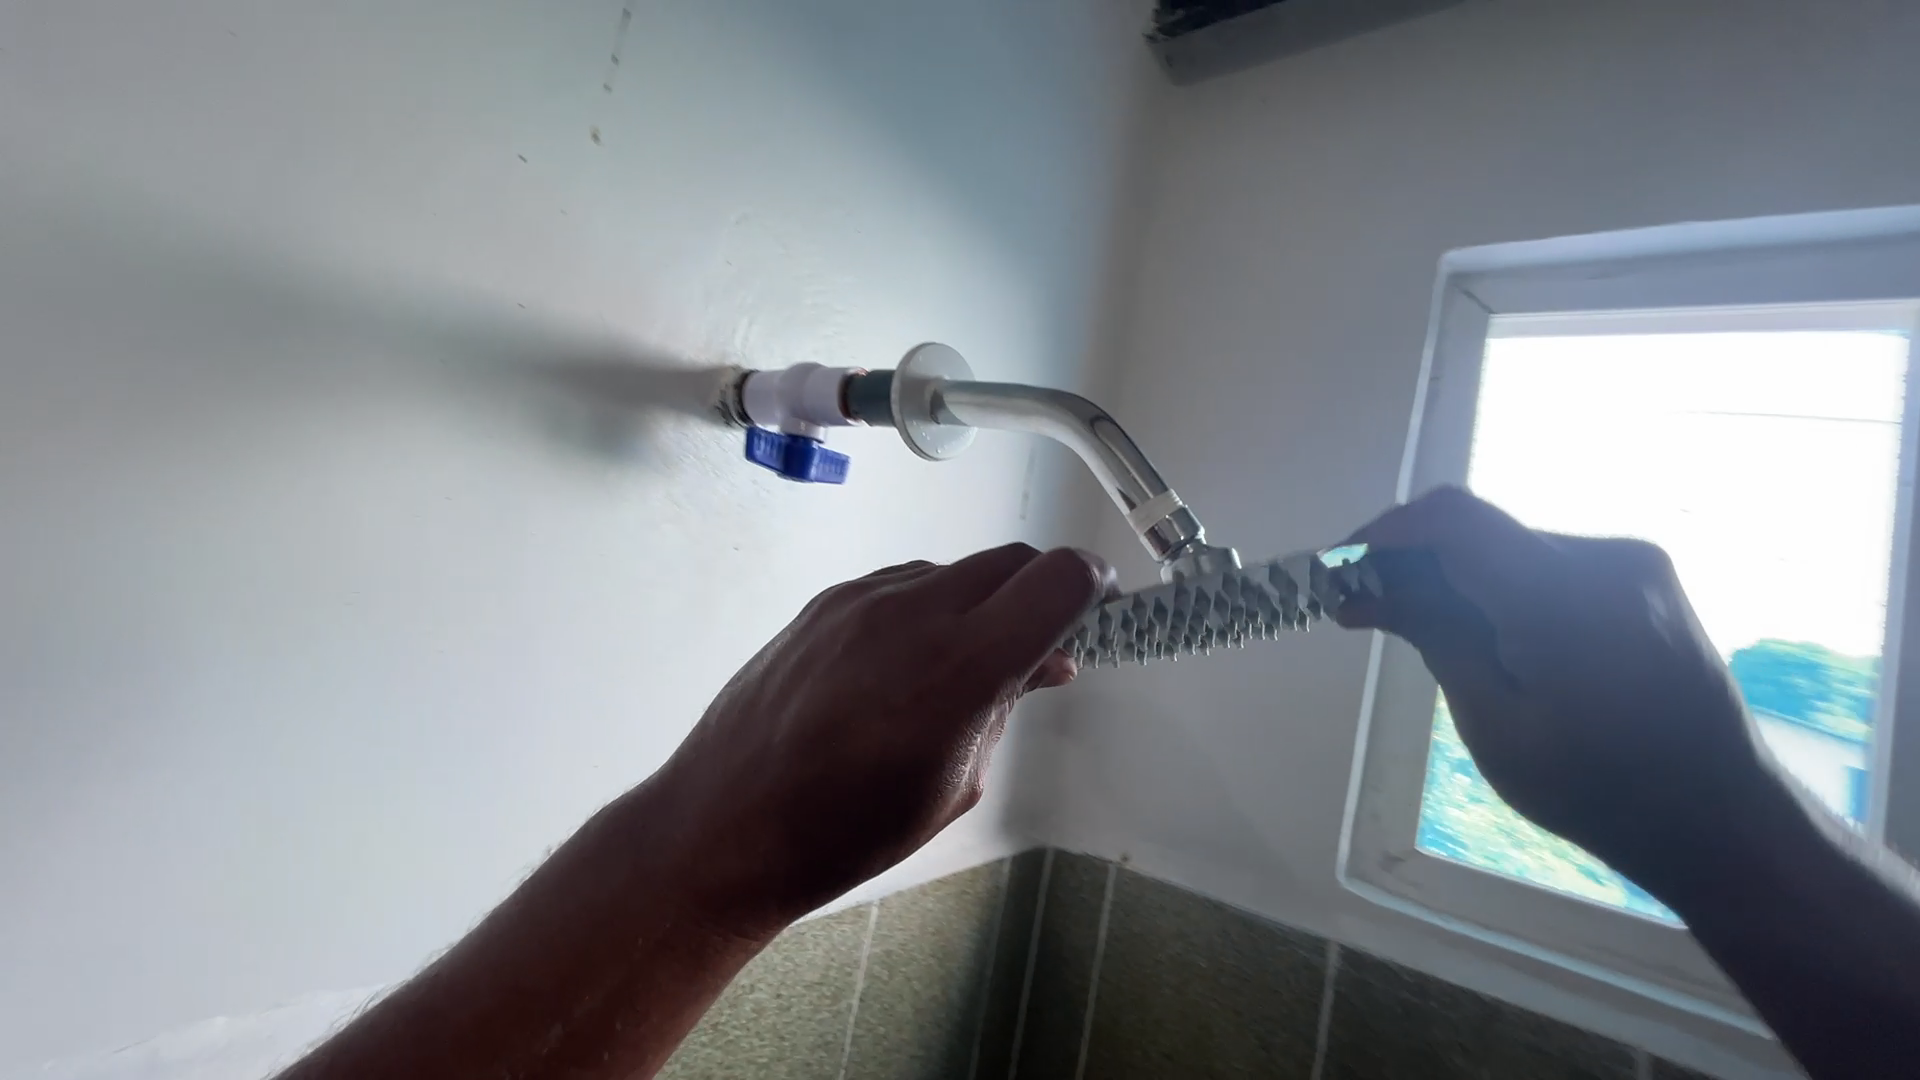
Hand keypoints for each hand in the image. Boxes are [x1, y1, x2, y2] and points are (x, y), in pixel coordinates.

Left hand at [639, 543, 1112, 938]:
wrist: (726, 824)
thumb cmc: (849, 829)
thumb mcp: (957, 782)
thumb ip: (1007, 706)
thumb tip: (1045, 664)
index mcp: (962, 666)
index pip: (1058, 579)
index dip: (1092, 585)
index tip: (1097, 606)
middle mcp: (916, 611)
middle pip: (1012, 561)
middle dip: (1040, 592)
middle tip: (1036, 645)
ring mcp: (865, 598)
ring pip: (956, 571)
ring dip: (980, 602)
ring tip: (961, 664)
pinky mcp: (827, 600)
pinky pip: (902, 584)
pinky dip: (928, 608)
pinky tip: (906, 661)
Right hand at [1337, 487, 1772, 891]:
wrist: (1721, 816)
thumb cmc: (1594, 786)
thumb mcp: (1491, 718)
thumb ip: (1431, 634)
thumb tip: (1360, 591)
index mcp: (1565, 597)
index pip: (1454, 521)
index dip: (1385, 532)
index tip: (1339, 567)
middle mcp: (1603, 558)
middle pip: (1472, 528)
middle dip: (1406, 557)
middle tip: (1360, 601)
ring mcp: (1626, 564)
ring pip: (1499, 542)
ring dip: (1444, 572)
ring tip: (1405, 618)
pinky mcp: (1635, 577)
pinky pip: (1534, 558)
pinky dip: (1485, 581)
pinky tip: (1465, 621)